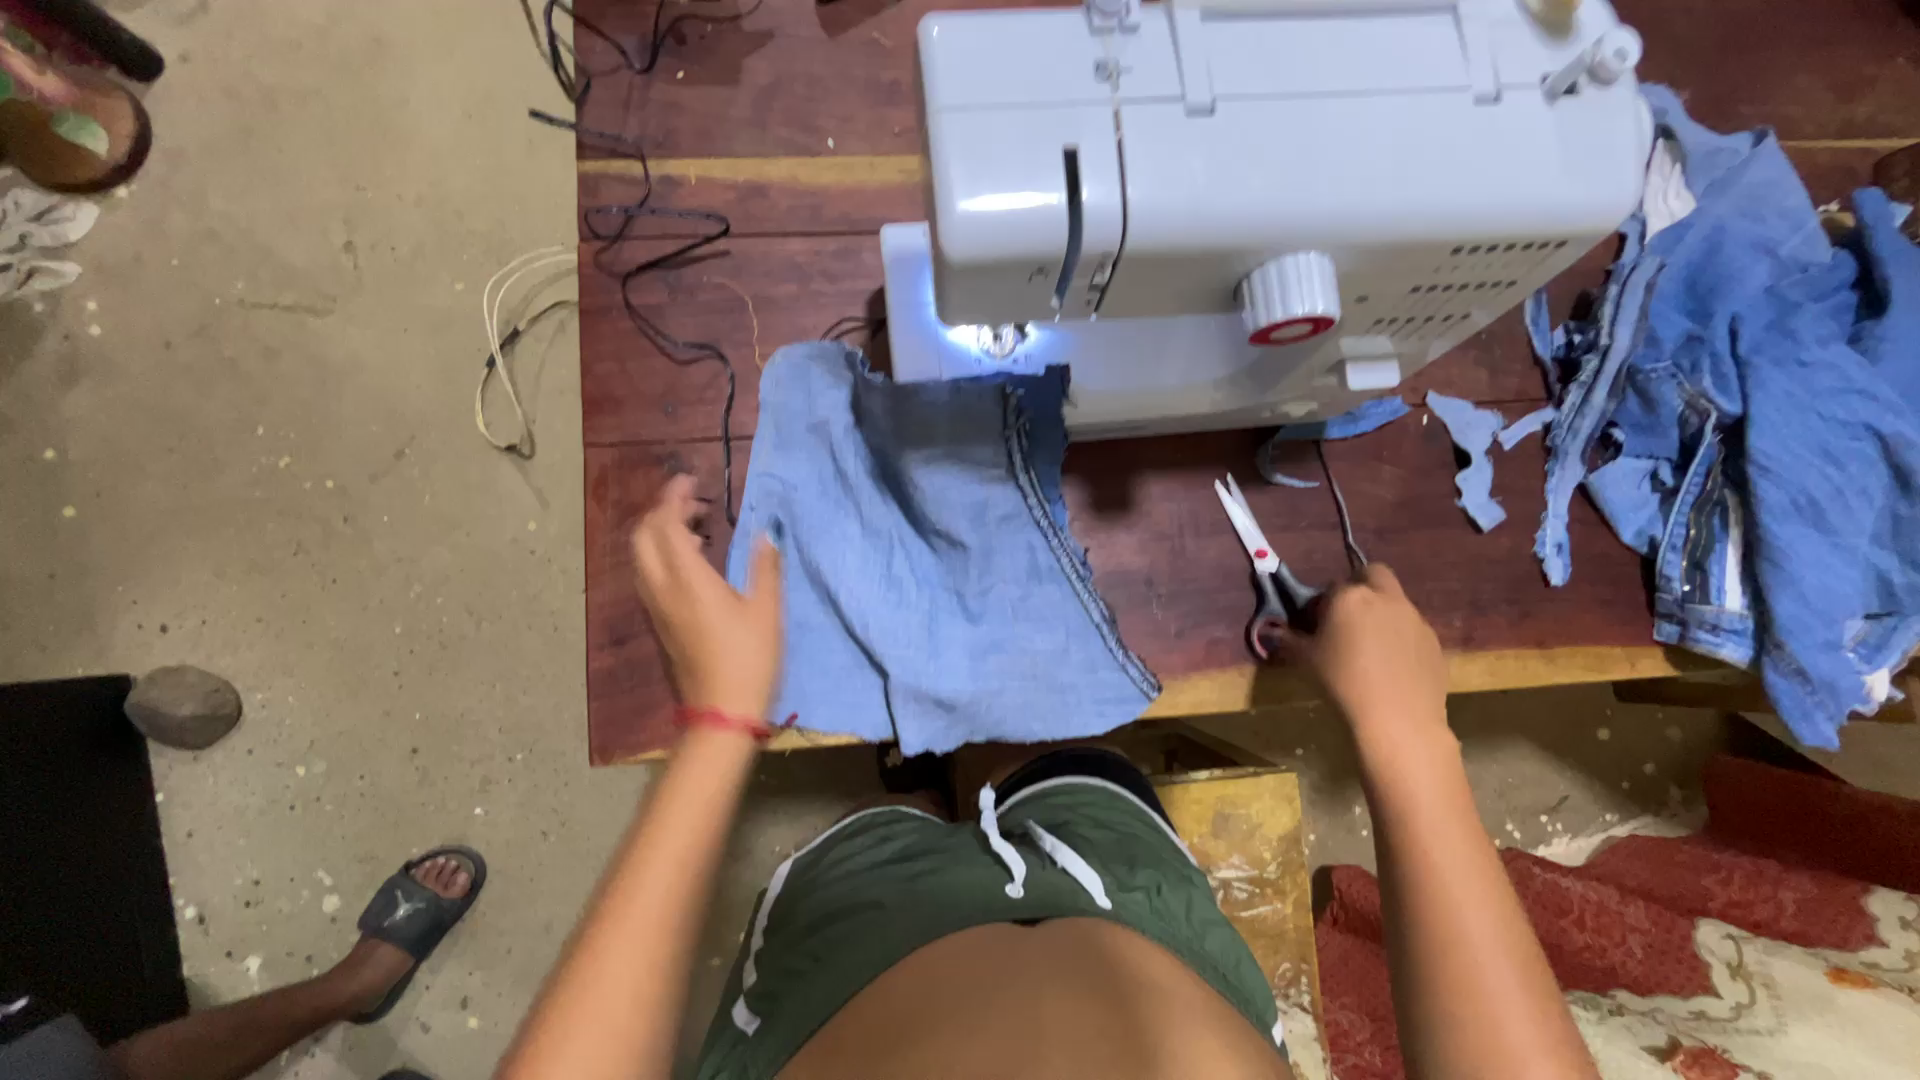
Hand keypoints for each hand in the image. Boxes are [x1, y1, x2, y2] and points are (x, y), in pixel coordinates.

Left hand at [629, 474, 782, 720]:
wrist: (721, 712)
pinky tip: (693, 562)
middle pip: (642, 536)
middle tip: (694, 504)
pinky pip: (649, 575)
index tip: (690, 481)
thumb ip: (765, 566)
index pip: (666, 524)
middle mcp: (662, 589)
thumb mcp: (767, 610)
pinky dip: (663, 555)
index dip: (674, 497)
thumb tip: (765, 534)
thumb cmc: (750, 659)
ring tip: (697, 529)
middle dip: (661, 511)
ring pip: (642, 557)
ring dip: (660, 534)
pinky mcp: (660, 623)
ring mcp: (657, 608)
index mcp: (688, 579)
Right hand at [1281, 564, 1448, 747]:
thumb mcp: (1305, 661)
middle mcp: (1385, 598)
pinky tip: (1392, 666)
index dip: (1323, 603)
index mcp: (1349, 597)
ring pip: (1396, 602)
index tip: (1317, 623)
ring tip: (1371, 648)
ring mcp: (1415, 618)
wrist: (1398, 718)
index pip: (1332, 586)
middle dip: (1361, 585)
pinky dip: (1400, 638)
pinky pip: (1412, 629)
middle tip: (1348, 616)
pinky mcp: (1434, 641)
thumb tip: (1270, 632)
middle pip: (1374, 573)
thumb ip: (1287, 640)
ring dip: (1382, 613)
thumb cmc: (1343, 682)